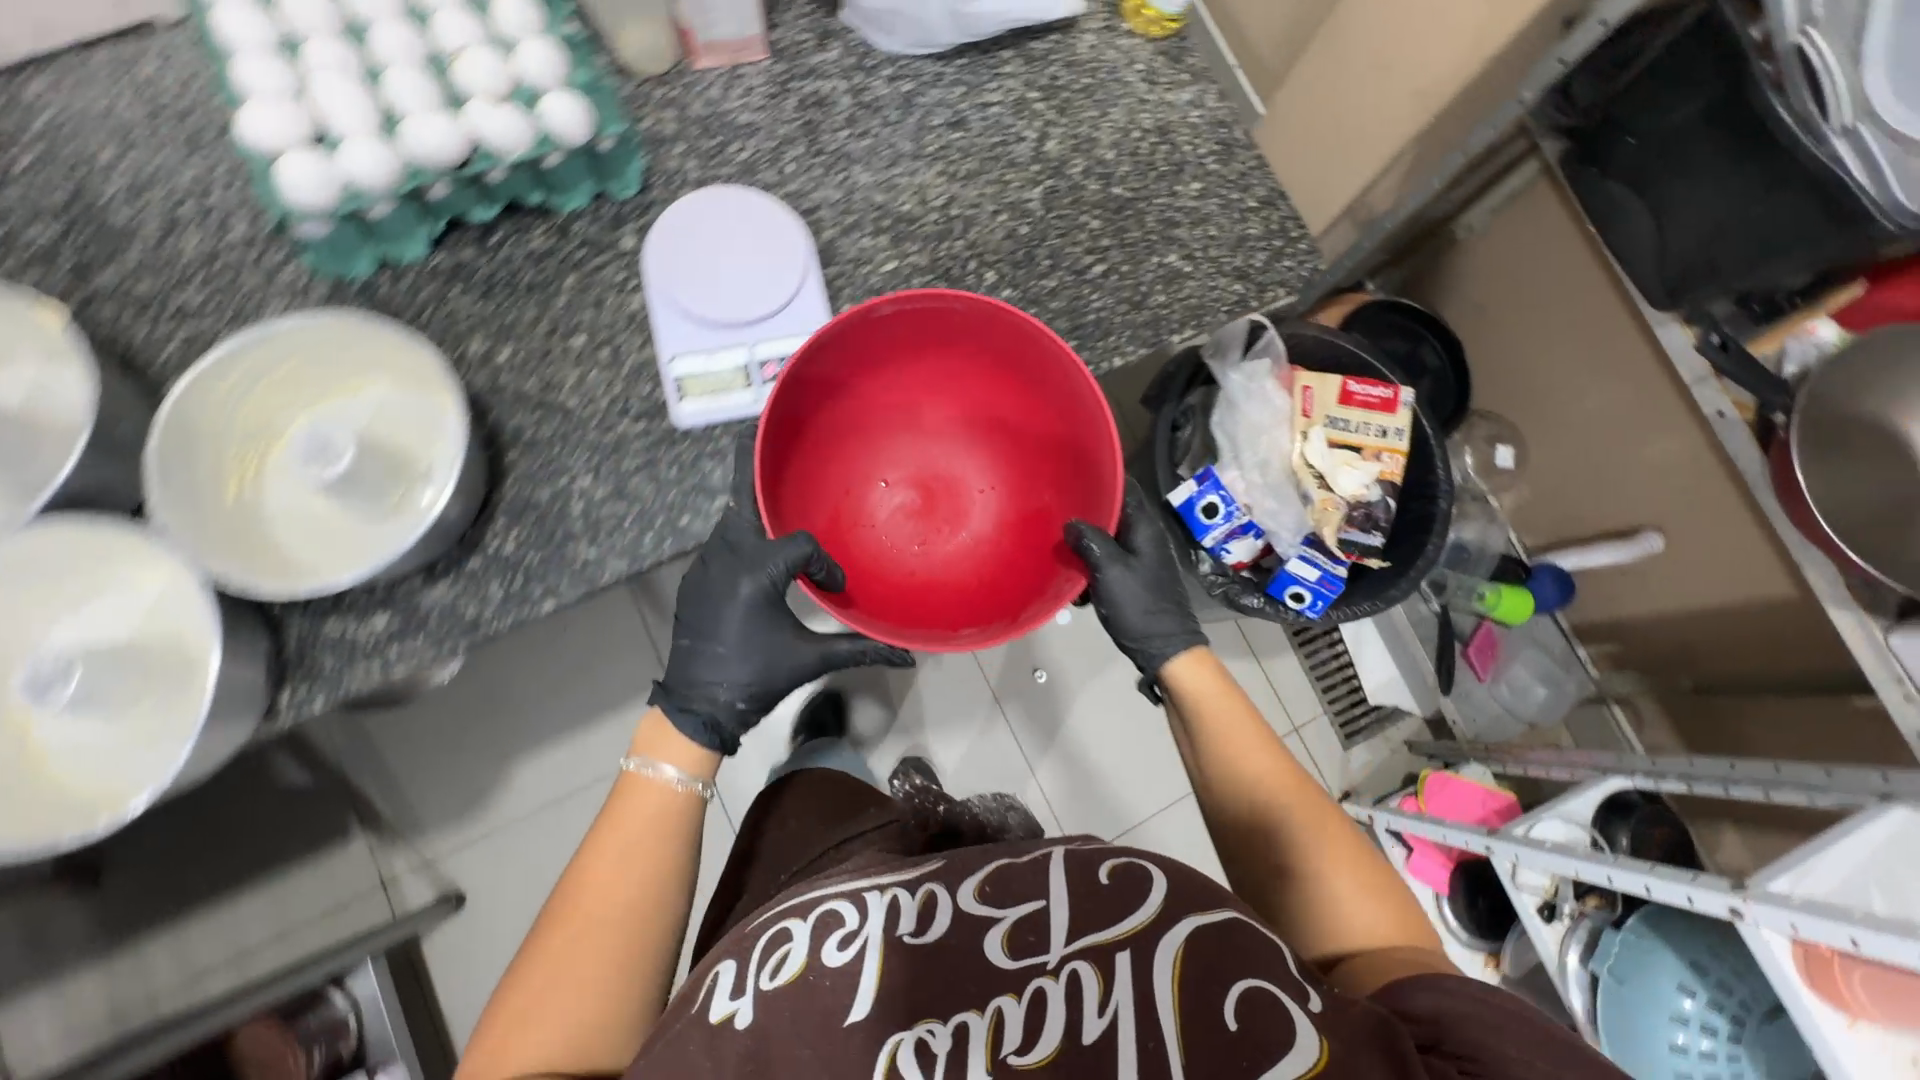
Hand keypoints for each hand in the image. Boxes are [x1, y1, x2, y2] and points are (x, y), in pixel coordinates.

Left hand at [648, 433, 914, 755]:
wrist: (695, 706)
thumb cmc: (755, 680)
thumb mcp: (808, 660)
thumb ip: (857, 650)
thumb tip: (907, 656)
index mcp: (755, 571)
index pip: (801, 545)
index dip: (824, 565)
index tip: (834, 591)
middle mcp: (724, 557)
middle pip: (742, 497)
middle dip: (754, 465)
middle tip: (765, 432)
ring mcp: (703, 565)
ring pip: (730, 520)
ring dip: (753, 506)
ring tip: (772, 490)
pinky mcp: (694, 578)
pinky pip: (720, 542)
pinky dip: (740, 532)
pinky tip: (756, 543)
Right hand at [1065, 479, 1207, 691]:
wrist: (1163, 648)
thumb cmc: (1138, 604)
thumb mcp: (1109, 570)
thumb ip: (1090, 541)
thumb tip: (1071, 523)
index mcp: (1144, 527)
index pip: (1125, 488)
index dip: (1101, 480)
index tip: (1071, 478)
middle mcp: (1144, 537)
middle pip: (1112, 514)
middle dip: (1085, 516)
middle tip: (1054, 515)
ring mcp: (1140, 559)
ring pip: (1106, 541)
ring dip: (1084, 547)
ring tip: (1060, 552)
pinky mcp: (1134, 579)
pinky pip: (1107, 564)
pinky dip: (1091, 569)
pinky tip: (1075, 585)